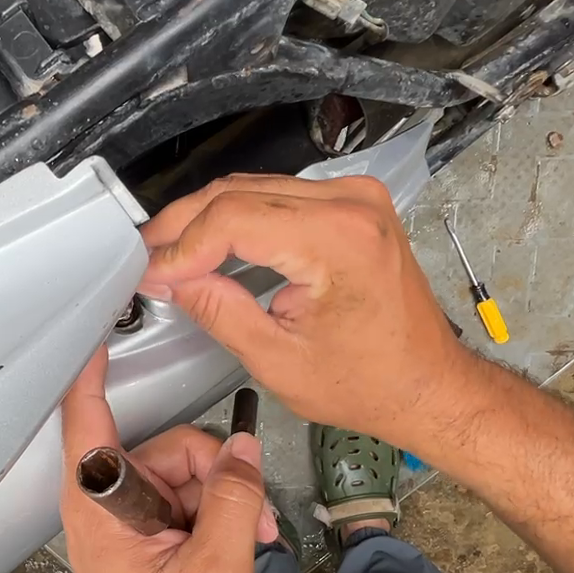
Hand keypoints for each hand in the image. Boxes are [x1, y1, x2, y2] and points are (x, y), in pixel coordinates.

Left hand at [59, 349, 274, 572]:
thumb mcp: (216, 571)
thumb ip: (231, 499)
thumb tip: (245, 450)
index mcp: (101, 506)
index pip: (87, 419)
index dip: (91, 370)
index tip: (100, 330)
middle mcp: (107, 507)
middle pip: (166, 447)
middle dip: (217, 473)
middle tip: (251, 518)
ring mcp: (127, 527)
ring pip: (183, 476)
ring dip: (224, 501)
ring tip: (250, 546)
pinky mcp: (145, 544)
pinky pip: (183, 505)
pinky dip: (214, 519)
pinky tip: (238, 549)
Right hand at [138, 173, 483, 459]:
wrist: (426, 384)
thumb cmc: (371, 381)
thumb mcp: (277, 359)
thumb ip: (217, 310)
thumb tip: (172, 279)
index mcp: (339, 240)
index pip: (232, 219)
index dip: (181, 247)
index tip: (152, 273)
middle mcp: (351, 205)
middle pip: (238, 194)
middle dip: (183, 225)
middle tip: (147, 255)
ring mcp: (355, 199)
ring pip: (252, 188)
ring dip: (205, 219)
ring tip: (168, 252)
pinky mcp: (351, 206)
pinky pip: (276, 196)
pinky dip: (236, 218)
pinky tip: (208, 242)